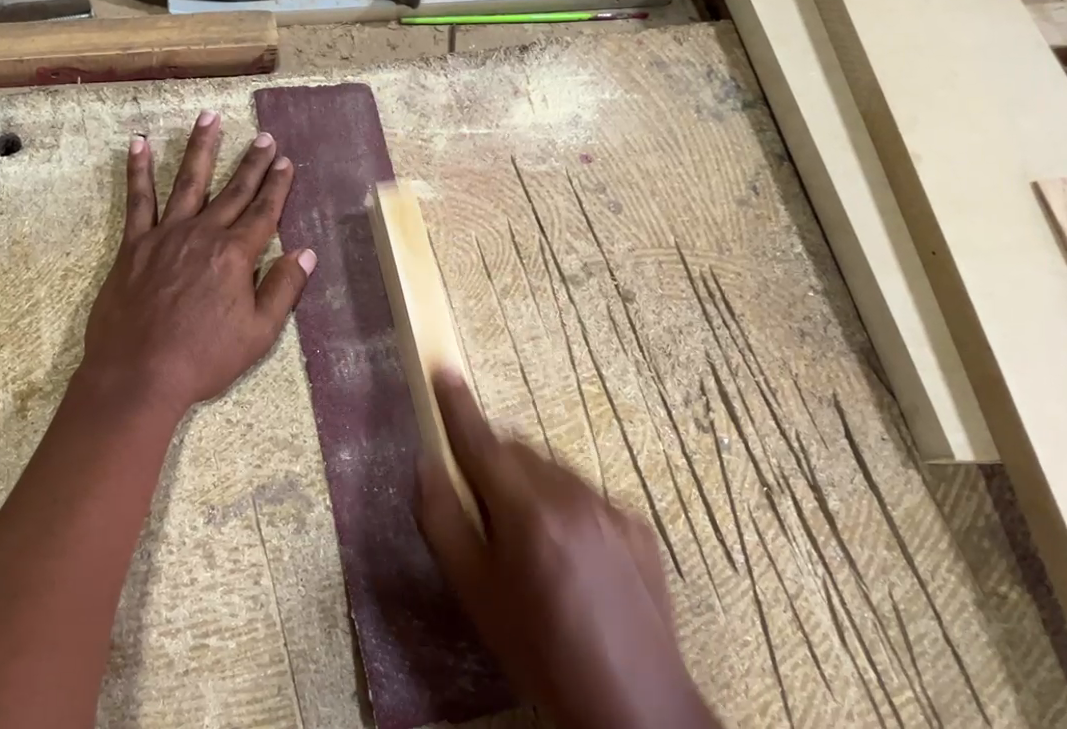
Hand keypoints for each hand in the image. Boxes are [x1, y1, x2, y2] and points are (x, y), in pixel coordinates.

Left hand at [74, 110, 314, 419]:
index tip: (286, 161)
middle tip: (264, 136)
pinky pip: (137, 200)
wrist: (138, 372)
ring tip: (209, 117)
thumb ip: (282, 289)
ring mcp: (165, 235)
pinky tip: (138, 143)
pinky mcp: (133, 244)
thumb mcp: (257, 334)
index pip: (264, 212)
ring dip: (201, 148)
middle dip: (252, 163)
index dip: (277, 186)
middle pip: (233, 191)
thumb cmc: (202, 359)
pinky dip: (138, 170)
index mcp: (235, 256)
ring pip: (187, 182)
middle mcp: (202, 235)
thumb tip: (305, 253)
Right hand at [416, 374, 717, 728]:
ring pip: (551, 470)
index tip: (443, 372)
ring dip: (527, 485)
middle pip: (517, 451)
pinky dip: (562, 505)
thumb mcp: (473, 591)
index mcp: (529, 513)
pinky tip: (564, 555)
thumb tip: (427, 465)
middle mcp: (576, 497)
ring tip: (525, 542)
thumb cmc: (538, 649)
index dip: (458, 407)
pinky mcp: (639, 526)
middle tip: (480, 510)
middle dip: (491, 464)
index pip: (482, 443)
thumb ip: (442, 519)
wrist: (633, 706)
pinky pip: (584, 494)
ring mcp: (614, 509)